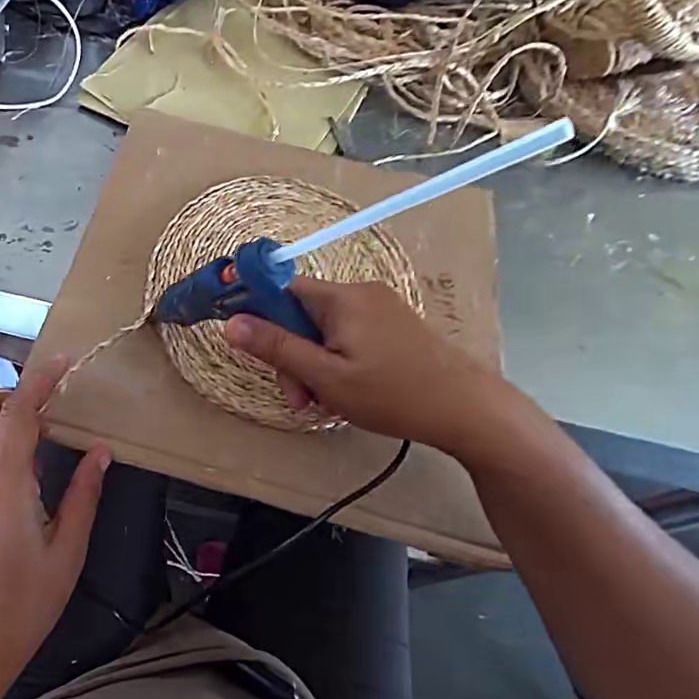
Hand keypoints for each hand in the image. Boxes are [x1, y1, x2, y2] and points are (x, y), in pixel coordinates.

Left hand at [0, 354, 109, 698]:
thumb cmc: (23, 608)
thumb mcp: (67, 553)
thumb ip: (83, 496)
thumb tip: (100, 451)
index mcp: (5, 491)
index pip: (16, 416)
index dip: (38, 382)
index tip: (62, 362)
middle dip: (5, 392)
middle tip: (44, 405)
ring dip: (2, 420)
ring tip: (45, 438)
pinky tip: (30, 475)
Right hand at [223, 277, 499, 452]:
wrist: (467, 410)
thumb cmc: (392, 394)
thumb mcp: (325, 377)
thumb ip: (276, 348)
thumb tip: (231, 323)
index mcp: (341, 298)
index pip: (281, 289)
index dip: (259, 314)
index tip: (251, 347)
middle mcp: (361, 294)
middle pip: (303, 315)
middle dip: (292, 356)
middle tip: (300, 399)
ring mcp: (381, 309)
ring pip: (325, 330)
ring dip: (314, 365)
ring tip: (323, 403)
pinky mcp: (394, 327)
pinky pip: (348, 336)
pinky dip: (337, 362)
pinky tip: (345, 392)